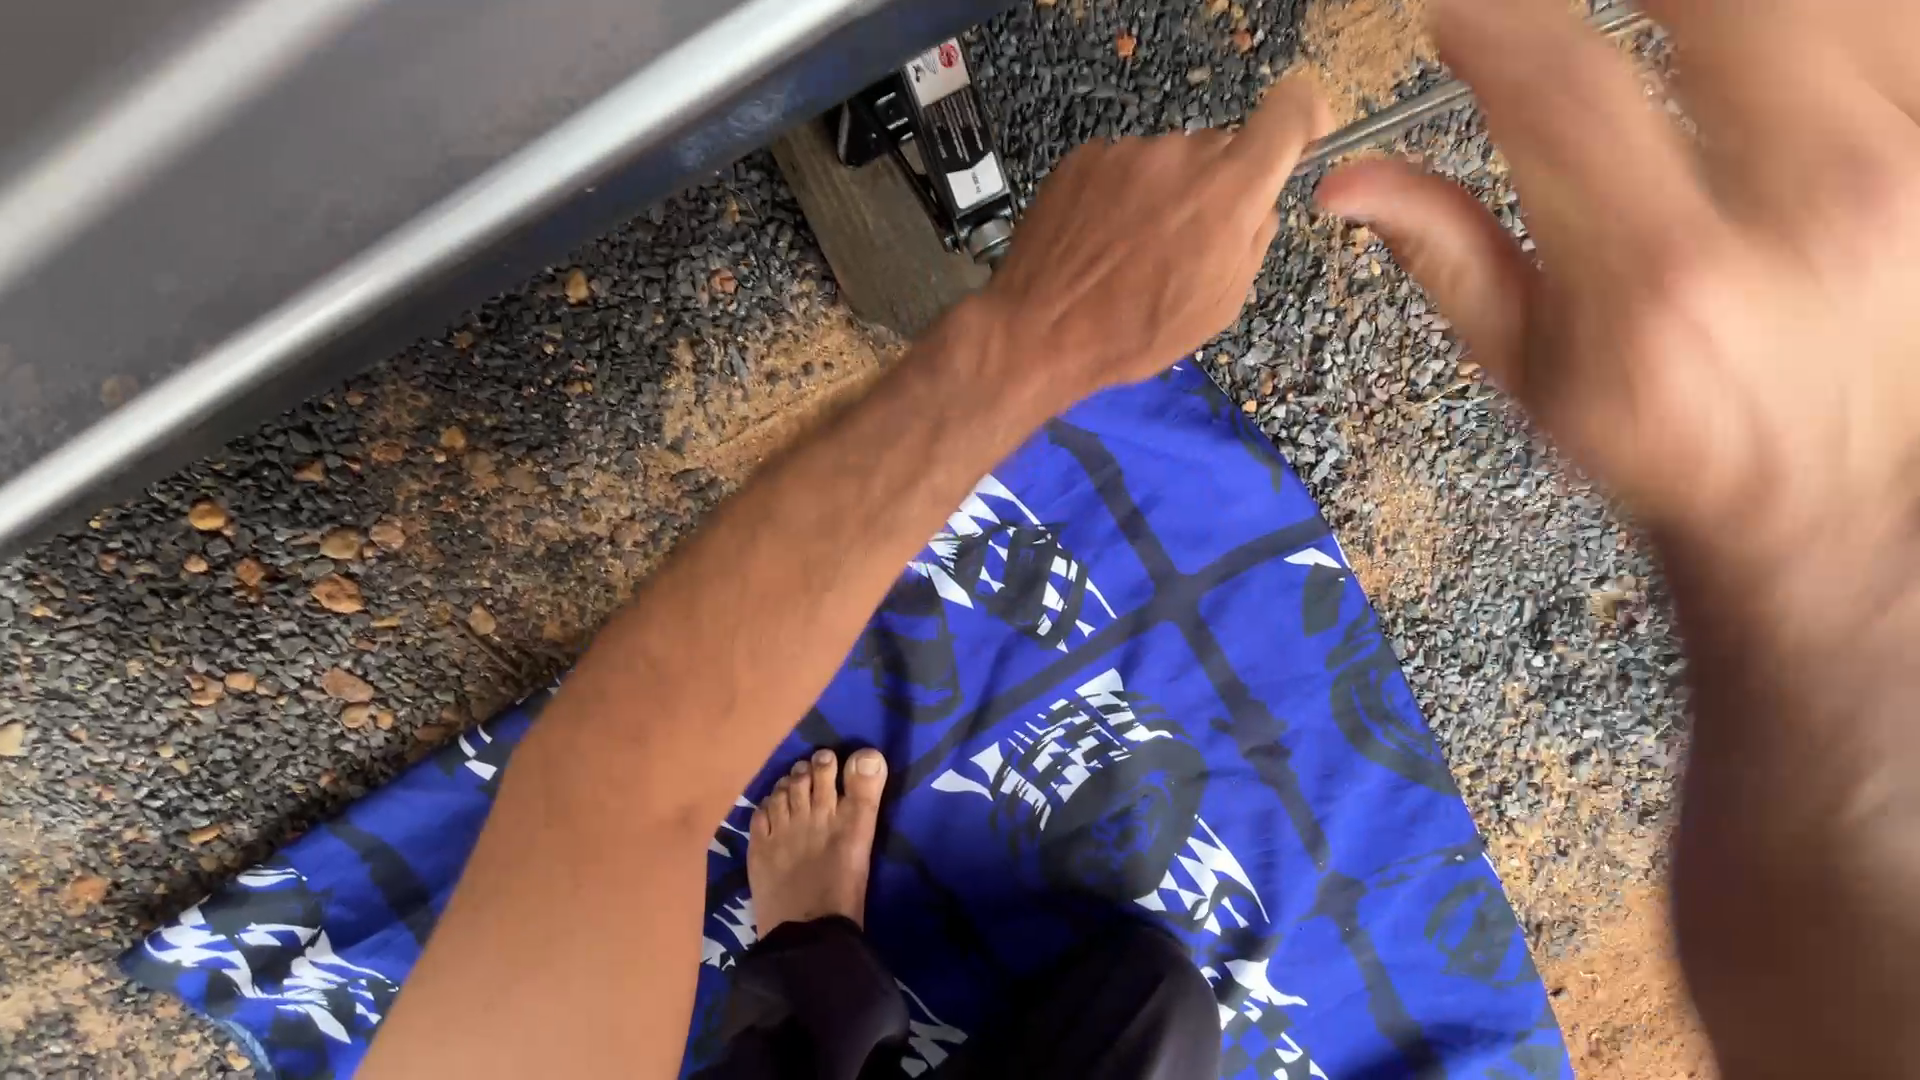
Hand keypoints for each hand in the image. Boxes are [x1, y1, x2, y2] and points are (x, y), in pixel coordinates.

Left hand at [979, 76, 1332, 396]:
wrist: (1041, 331)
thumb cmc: (1135, 332)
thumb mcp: (1218, 305)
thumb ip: (1252, 240)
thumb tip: (1258, 206)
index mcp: (1229, 190)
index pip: (1289, 110)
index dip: (1301, 122)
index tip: (1296, 144)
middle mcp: (1181, 154)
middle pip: (1219, 148)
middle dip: (1215, 187)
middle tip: (1184, 241)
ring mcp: (1127, 151)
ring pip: (1166, 161)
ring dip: (1162, 193)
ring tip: (1128, 250)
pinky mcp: (1083, 157)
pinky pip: (1120, 167)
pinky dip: (1118, 195)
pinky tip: (1097, 239)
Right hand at [1317, 0, 1919, 564]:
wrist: (1821, 490)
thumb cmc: (1649, 430)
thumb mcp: (1522, 361)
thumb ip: (1444, 252)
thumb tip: (1347, 184)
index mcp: (1657, 281)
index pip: (1566, 97)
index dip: (1500, 30)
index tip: (1457, 11)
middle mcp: (1808, 210)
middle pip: (1727, 3)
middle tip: (1560, 4)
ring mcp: (1917, 168)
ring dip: (1718, 6)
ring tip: (1656, 21)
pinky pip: (1901, 24)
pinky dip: (1827, 25)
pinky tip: (1758, 50)